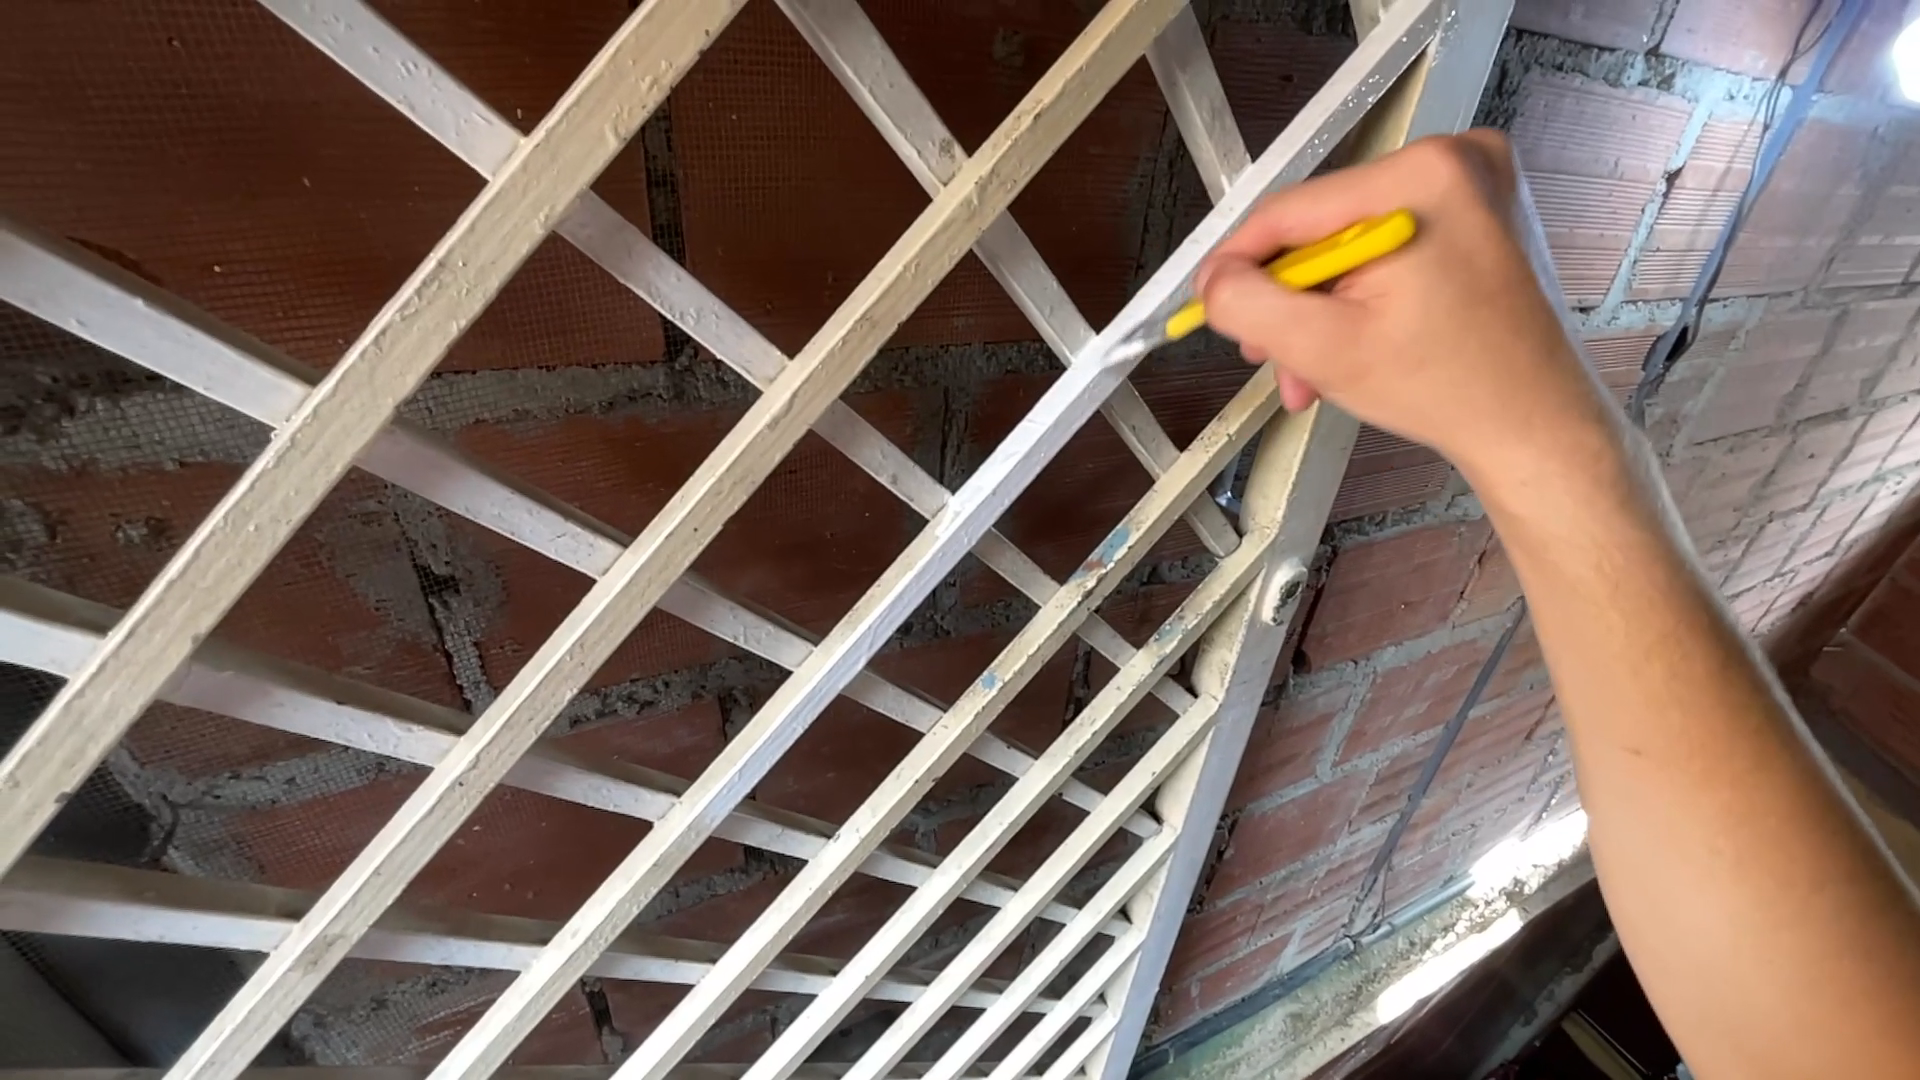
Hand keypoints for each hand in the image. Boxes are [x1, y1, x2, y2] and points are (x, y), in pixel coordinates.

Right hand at [1195, 131, 1618, 488]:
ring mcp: (1468, 185)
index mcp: (1419, 177)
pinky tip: (1341, 349)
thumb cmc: (1439, 387)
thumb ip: (1248, 305)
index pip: (1287, 212)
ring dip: (1312, 311)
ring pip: (1340, 249)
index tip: (1202, 307)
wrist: (1531, 421)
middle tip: (1266, 358)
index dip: (1233, 263)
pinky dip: (1349, 301)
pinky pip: (1376, 251)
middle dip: (1284, 303)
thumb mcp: (1320, 347)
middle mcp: (1452, 159)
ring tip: (1304, 372)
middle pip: (1315, 233)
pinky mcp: (1471, 214)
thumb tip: (1211, 281)